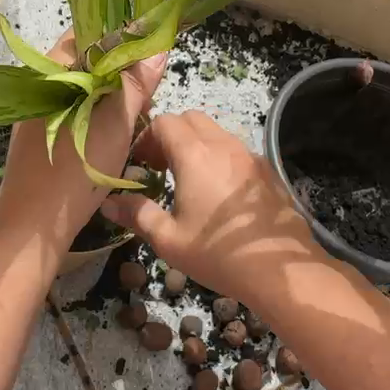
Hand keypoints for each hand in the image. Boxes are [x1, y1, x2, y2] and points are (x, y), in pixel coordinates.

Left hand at [0, 34, 165, 255]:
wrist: (31, 232)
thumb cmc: (74, 173)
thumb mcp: (115, 125)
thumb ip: (136, 84)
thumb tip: (157, 47)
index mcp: (48, 74)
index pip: (86, 35)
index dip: (121, 37)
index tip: (153, 48)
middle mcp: (37, 87)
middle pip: (85, 64)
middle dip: (120, 73)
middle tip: (150, 94)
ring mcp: (35, 114)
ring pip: (81, 92)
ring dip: (111, 98)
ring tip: (139, 118)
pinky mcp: (39, 137)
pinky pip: (73, 113)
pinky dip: (96, 117)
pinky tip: (116, 136)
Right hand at [101, 111, 329, 311]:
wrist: (280, 271)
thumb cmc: (218, 254)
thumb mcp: (169, 240)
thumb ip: (138, 214)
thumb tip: (109, 203)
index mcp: (194, 155)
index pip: (164, 122)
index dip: (147, 137)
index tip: (140, 163)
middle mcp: (222, 145)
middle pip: (191, 119)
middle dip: (171, 135)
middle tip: (161, 167)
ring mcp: (249, 155)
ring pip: (216, 132)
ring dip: (196, 145)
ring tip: (188, 180)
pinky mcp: (267, 170)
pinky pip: (236, 150)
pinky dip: (220, 158)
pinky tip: (219, 193)